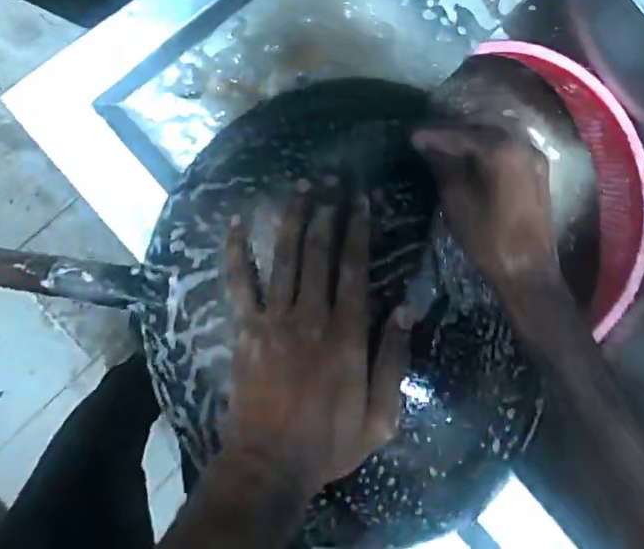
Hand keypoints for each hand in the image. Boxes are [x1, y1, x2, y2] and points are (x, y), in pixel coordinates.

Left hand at [220, 194, 412, 498]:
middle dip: (327, 210)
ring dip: (292, 217)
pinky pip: (239, 281)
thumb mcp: (380, 417)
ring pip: (284, 256)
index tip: (361, 198)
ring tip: (299, 185)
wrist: (270, 465)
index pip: (355, 268)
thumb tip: (407, 307)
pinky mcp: (246, 326)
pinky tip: (236, 221)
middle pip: (319, 251)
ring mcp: (274, 318)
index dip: (358, 228)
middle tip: (331, 178)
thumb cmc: (329, 442)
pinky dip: (236, 250)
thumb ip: (394, 360)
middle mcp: (310, 315)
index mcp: (346, 334)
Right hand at [412, 121, 556, 287]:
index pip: (460, 134)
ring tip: (447, 142)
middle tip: (427, 135)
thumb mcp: (456, 198)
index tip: (412, 135)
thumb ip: (443, 163)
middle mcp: (521, 144)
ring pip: (497, 132)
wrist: (527, 270)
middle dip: (452, 129)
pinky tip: (471, 152)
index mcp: (501, 149)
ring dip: (471, 133)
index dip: (433, 134)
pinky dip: (488, 143)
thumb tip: (427, 142)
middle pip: (481, 125)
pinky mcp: (538, 169)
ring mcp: (533, 156)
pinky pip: (509, 144)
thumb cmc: (487, 236)